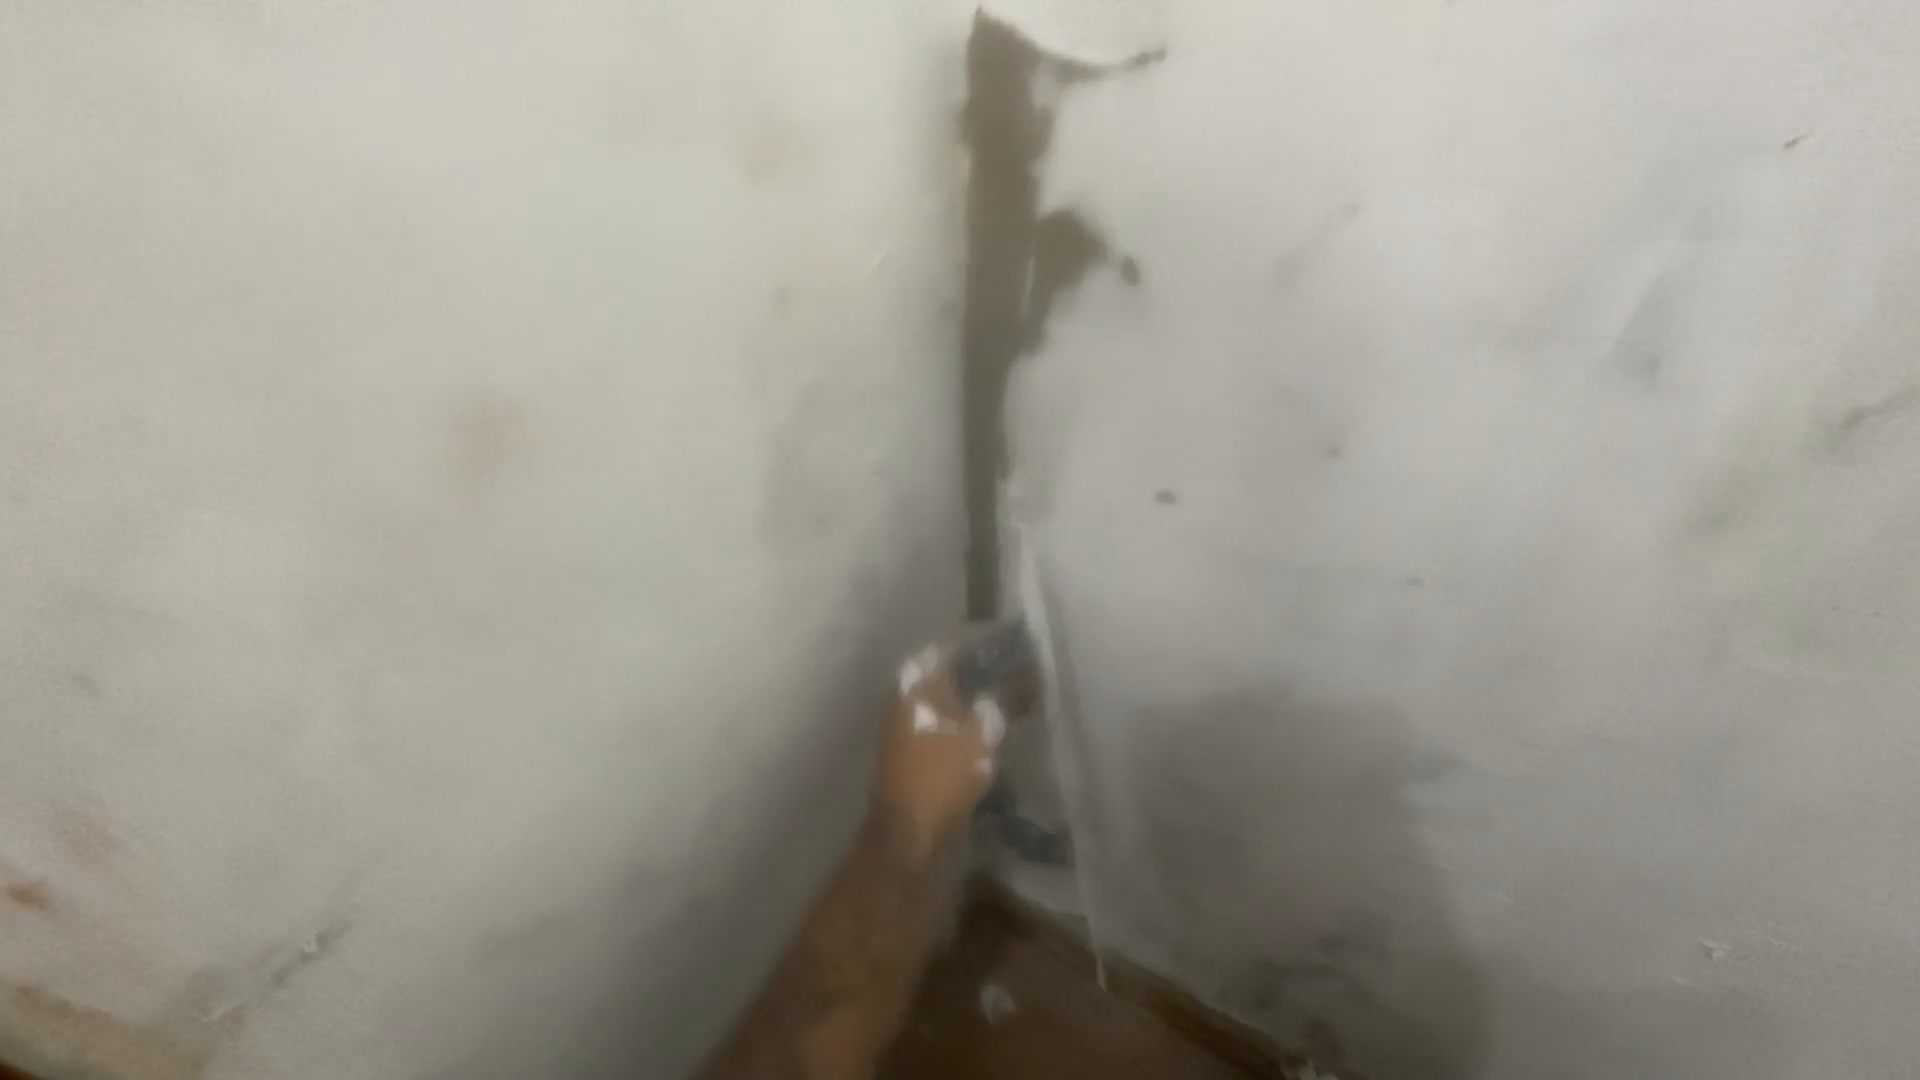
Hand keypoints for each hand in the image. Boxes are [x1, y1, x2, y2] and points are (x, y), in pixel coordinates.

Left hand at [876, 623, 1036, 852]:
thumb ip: (1008, 697)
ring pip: (960, 696)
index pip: (957, 641)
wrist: (911, 835)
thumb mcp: (983, 730)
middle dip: (994, 665)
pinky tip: (1008, 722)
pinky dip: (982, 717)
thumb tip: (1031, 672)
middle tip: (1032, 665)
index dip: (990, 637)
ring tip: (1027, 691)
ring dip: (989, 692)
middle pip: (958, 668)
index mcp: (919, 679)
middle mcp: (913, 694)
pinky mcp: (927, 750)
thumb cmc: (942, 773)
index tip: (1022, 636)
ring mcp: (916, 723)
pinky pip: (960, 721)